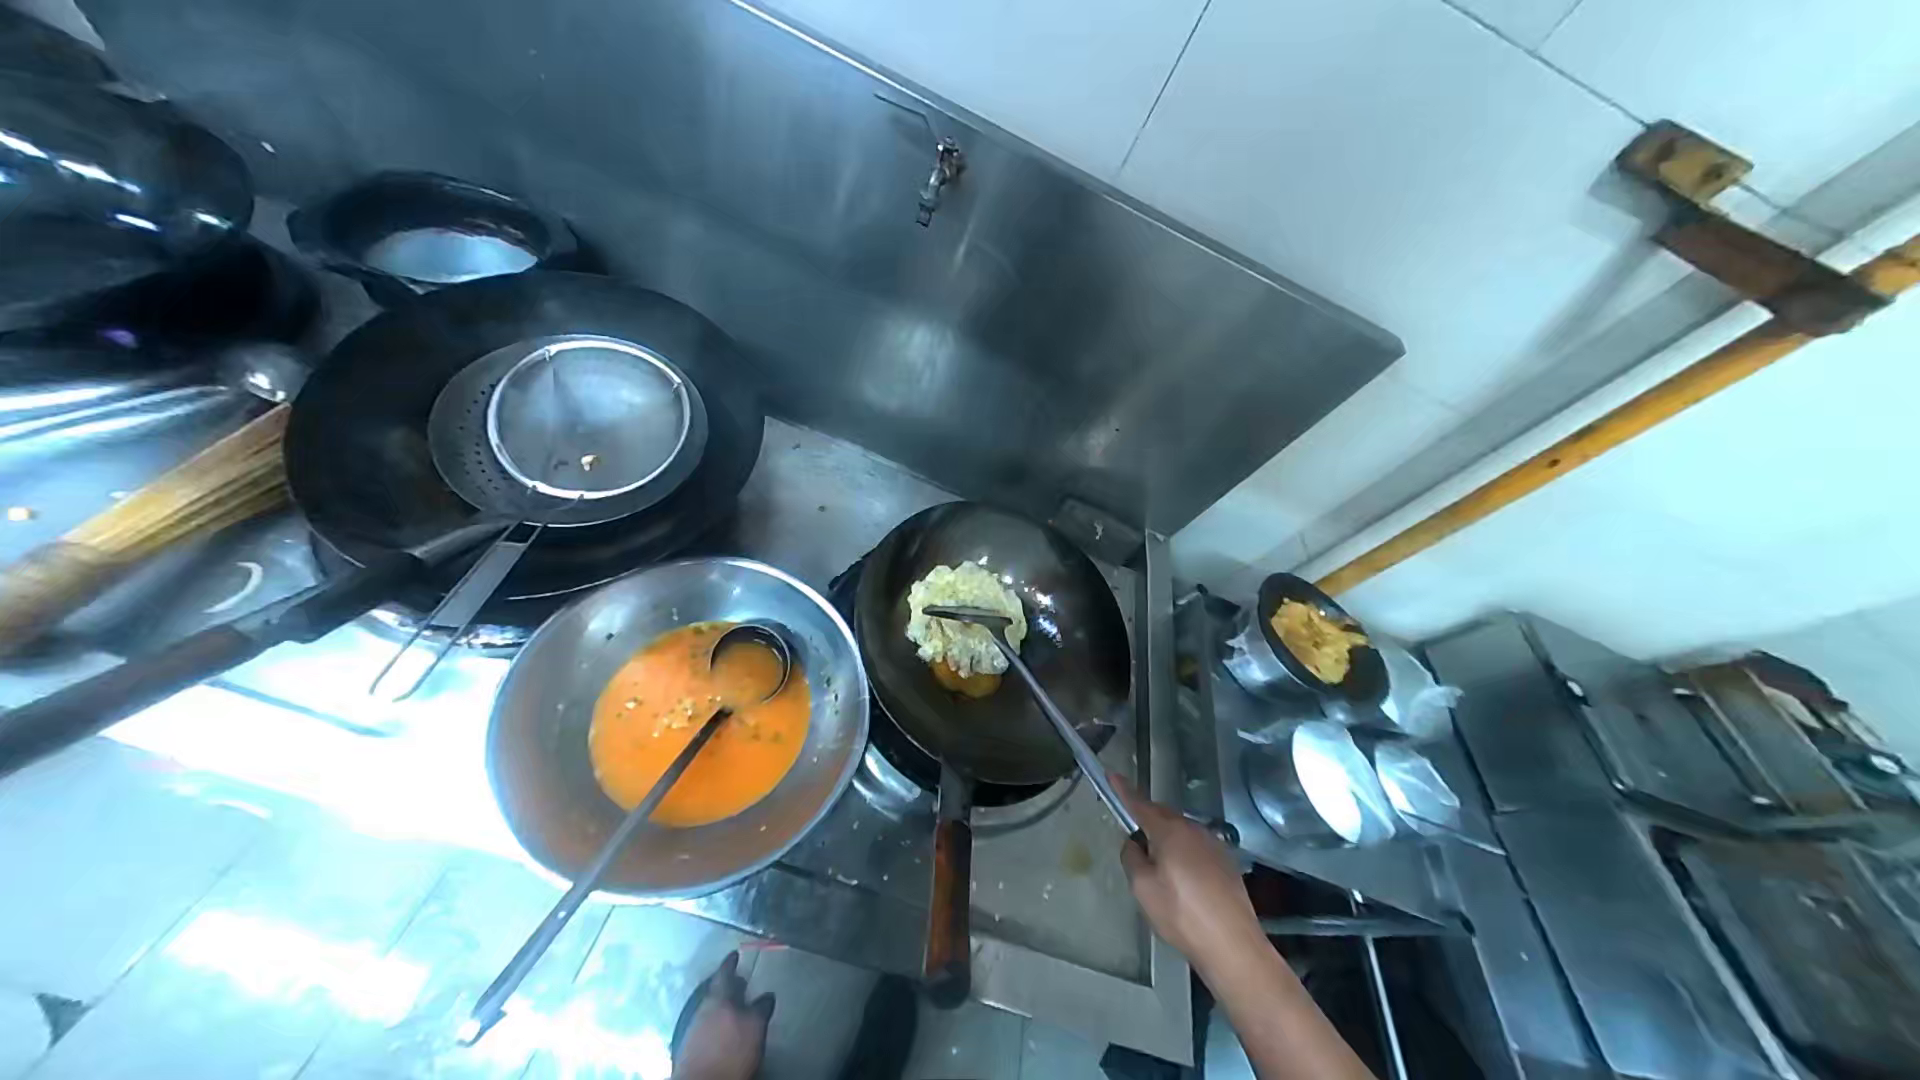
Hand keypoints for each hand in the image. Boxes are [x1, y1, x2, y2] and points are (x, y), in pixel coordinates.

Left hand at [673, 952, 774, 1079]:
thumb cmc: (731, 1051)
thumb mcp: (755, 1027)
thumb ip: (761, 1008)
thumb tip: (767, 995)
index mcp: (718, 998)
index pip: (724, 973)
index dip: (730, 963)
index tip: (735, 954)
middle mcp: (703, 1009)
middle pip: (716, 991)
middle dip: (729, 986)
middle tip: (742, 982)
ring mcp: (694, 1029)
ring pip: (711, 1009)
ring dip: (723, 1006)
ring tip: (737, 1008)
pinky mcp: (690, 1048)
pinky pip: (706, 1025)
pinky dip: (717, 1022)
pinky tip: (725, 1030)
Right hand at [1113, 774, 1261, 977]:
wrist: (1233, 945)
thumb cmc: (1181, 914)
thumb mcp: (1142, 888)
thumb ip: (1132, 858)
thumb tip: (1135, 844)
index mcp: (1169, 831)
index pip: (1140, 804)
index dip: (1123, 790)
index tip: (1112, 774)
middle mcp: (1193, 829)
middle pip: (1162, 815)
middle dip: (1147, 820)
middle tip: (1135, 841)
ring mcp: (1214, 844)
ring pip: (1181, 831)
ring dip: (1167, 839)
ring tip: (1160, 869)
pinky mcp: (1227, 862)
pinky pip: (1196, 846)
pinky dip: (1184, 853)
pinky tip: (1184, 880)